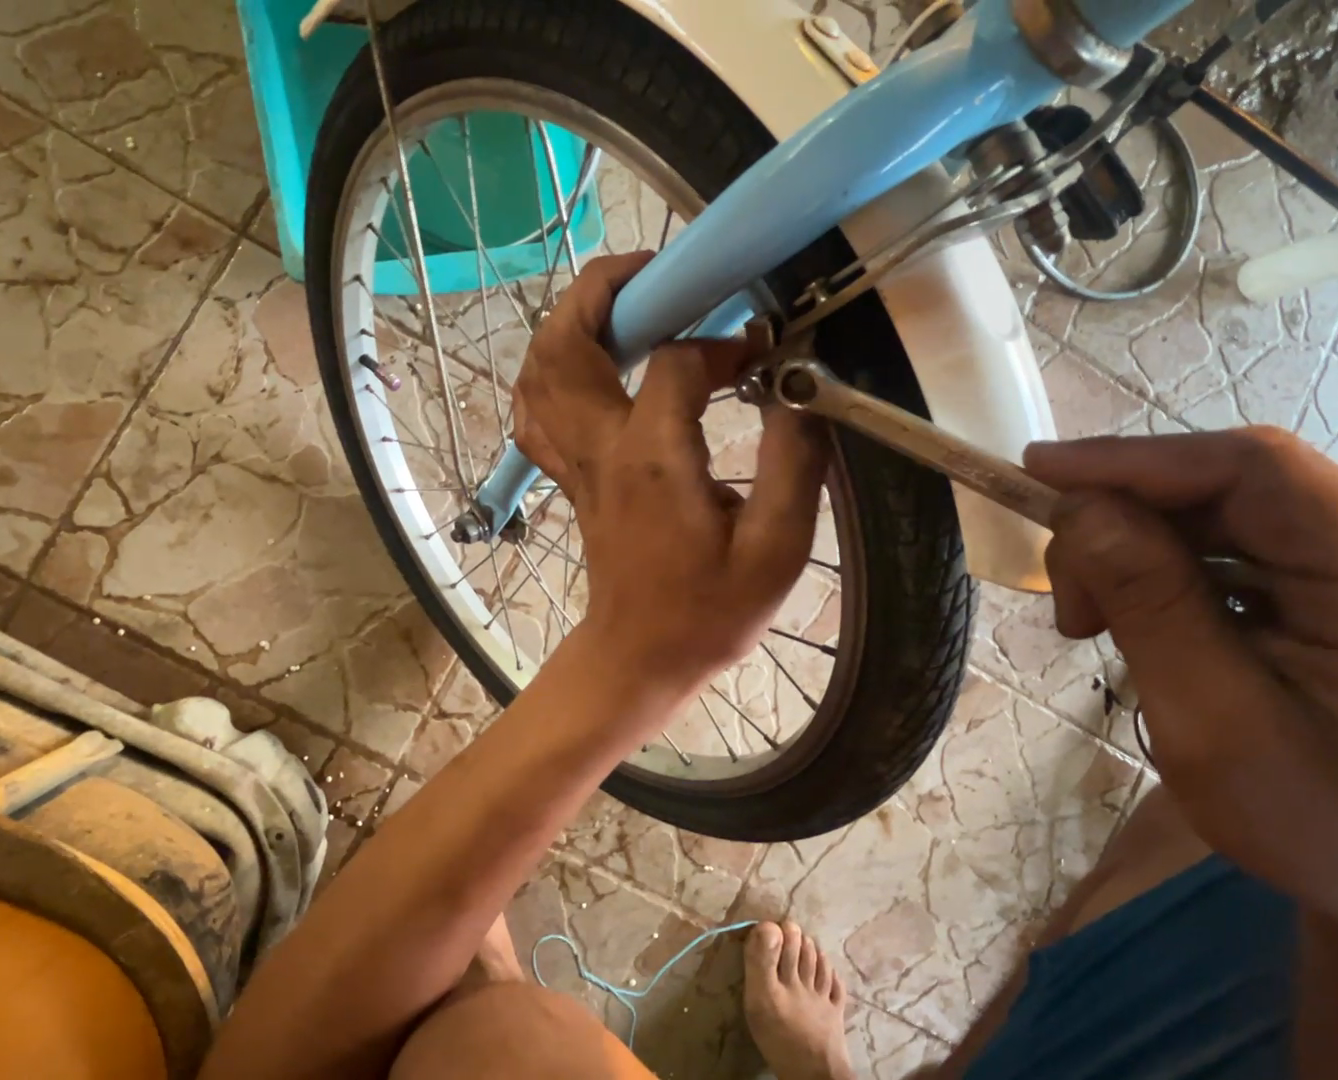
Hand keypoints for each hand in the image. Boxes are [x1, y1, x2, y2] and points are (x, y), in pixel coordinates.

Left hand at [511, 253, 828, 698]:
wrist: (641, 658)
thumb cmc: (708, 612)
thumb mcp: (776, 549)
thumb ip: (793, 462)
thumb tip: (799, 390)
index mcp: (651, 458)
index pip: (676, 361)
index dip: (722, 343)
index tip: (762, 353)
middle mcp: (600, 448)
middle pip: (566, 343)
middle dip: (603, 288)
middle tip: (659, 269)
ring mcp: (575, 461)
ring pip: (539, 370)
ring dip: (570, 320)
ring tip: (624, 300)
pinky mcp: (570, 474)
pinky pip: (538, 408)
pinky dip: (550, 370)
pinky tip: (584, 360)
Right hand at [1028, 428, 1337, 927]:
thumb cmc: (1311, 822)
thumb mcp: (1211, 725)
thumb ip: (1152, 606)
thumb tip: (1082, 508)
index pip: (1254, 470)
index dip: (1134, 460)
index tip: (1035, 472)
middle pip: (1230, 489)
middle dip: (1124, 530)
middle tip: (1069, 614)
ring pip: (1223, 511)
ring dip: (1140, 554)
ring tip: (1097, 628)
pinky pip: (1240, 538)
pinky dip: (1171, 569)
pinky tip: (1145, 619)